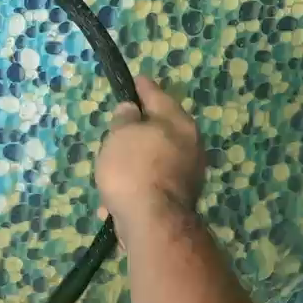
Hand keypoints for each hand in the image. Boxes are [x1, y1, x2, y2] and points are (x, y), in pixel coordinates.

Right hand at [96, 76, 204, 234]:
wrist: (153, 222)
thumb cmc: (134, 170)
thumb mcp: (121, 136)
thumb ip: (125, 119)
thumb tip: (131, 110)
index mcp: (179, 123)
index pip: (158, 96)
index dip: (143, 87)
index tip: (136, 80)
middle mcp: (190, 145)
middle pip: (161, 130)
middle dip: (139, 130)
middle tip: (119, 128)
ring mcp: (187, 175)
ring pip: (155, 160)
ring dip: (134, 163)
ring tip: (112, 171)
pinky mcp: (178, 200)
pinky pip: (151, 184)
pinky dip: (136, 186)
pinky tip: (116, 199)